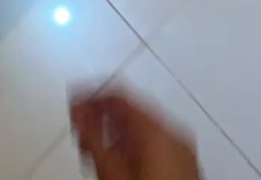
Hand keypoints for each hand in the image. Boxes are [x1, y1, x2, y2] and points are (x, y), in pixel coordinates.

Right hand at [70, 91, 201, 179]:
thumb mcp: (113, 166)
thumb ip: (92, 133)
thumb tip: (77, 108)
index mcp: (159, 126)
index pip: (118, 93)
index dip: (91, 94)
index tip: (75, 102)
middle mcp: (175, 131)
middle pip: (128, 111)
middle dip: (100, 119)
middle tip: (81, 130)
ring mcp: (183, 148)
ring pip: (140, 127)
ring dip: (113, 135)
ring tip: (95, 151)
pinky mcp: (185, 163)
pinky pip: (153, 142)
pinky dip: (132, 146)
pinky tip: (118, 161)